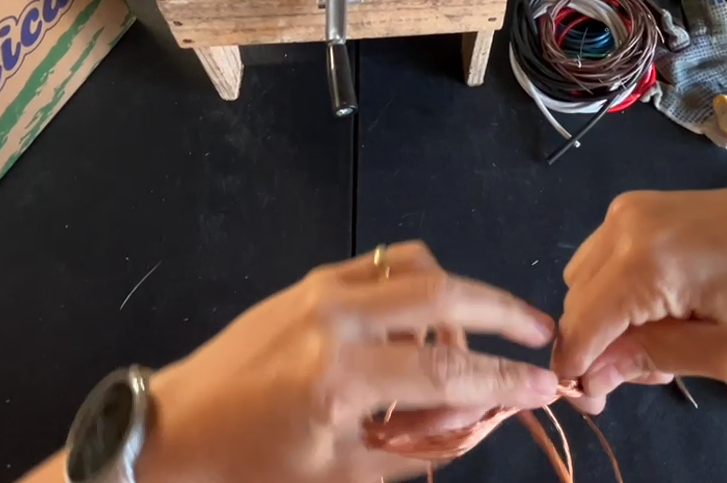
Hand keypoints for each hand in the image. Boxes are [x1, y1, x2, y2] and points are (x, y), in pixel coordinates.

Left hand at [139, 242, 560, 482]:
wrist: (180, 421)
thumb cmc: (255, 463)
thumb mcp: (340, 474)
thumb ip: (417, 445)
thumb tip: (479, 415)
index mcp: (341, 378)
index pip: (446, 376)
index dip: (504, 380)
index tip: (546, 382)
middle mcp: (338, 316)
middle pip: (443, 294)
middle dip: (502, 310)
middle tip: (540, 328)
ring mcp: (325, 286)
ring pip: (417, 267)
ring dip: (457, 299)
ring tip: (462, 347)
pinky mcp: (315, 276)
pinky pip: (385, 264)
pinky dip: (419, 285)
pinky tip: (420, 324)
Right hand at [553, 187, 726, 412]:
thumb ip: (653, 359)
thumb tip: (592, 374)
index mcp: (645, 261)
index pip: (581, 321)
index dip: (576, 366)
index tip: (591, 404)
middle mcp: (625, 224)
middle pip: (578, 296)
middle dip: (596, 342)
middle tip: (644, 378)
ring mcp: (634, 207)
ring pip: (587, 273)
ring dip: (606, 314)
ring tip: (662, 341)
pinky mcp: (647, 203)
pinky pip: (608, 252)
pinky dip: (619, 286)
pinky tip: (664, 306)